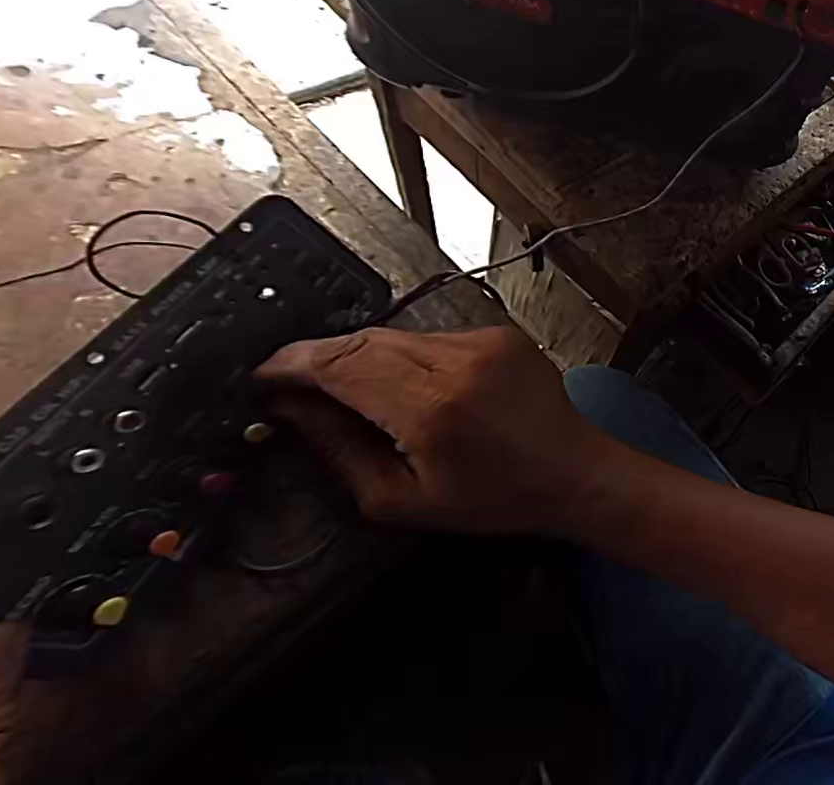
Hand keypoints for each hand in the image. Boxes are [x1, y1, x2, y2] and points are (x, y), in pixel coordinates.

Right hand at [255, 326, 598, 534]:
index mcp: (433, 404)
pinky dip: (409, 357)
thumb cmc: (494, 496)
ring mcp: (489, 341)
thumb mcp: (400, 497)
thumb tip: (290, 410)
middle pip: (365, 340)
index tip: (260, 380)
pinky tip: (411, 389)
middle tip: (294, 390)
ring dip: (366, 359)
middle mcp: (462, 359)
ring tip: (356, 396)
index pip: (340, 362)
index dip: (290, 365)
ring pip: (399, 335)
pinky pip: (435, 338)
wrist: (573, 469)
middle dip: (320, 361)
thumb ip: (338, 449)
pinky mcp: (505, 335)